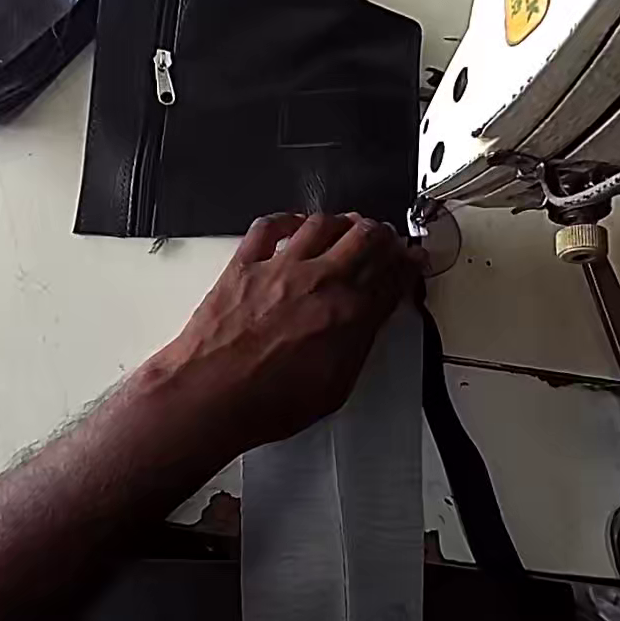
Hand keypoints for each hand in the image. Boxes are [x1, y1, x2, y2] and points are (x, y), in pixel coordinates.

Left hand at [129, 212, 419, 459]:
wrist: (210, 395)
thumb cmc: (264, 401)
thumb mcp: (333, 388)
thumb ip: (357, 346)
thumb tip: (366, 326)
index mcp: (348, 315)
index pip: (391, 278)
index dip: (407, 266)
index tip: (410, 262)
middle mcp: (318, 283)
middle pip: (366, 239)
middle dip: (384, 236)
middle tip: (386, 239)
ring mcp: (280, 269)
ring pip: (323, 223)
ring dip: (343, 221)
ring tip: (350, 225)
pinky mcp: (244, 265)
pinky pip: (268, 226)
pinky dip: (286, 219)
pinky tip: (294, 222)